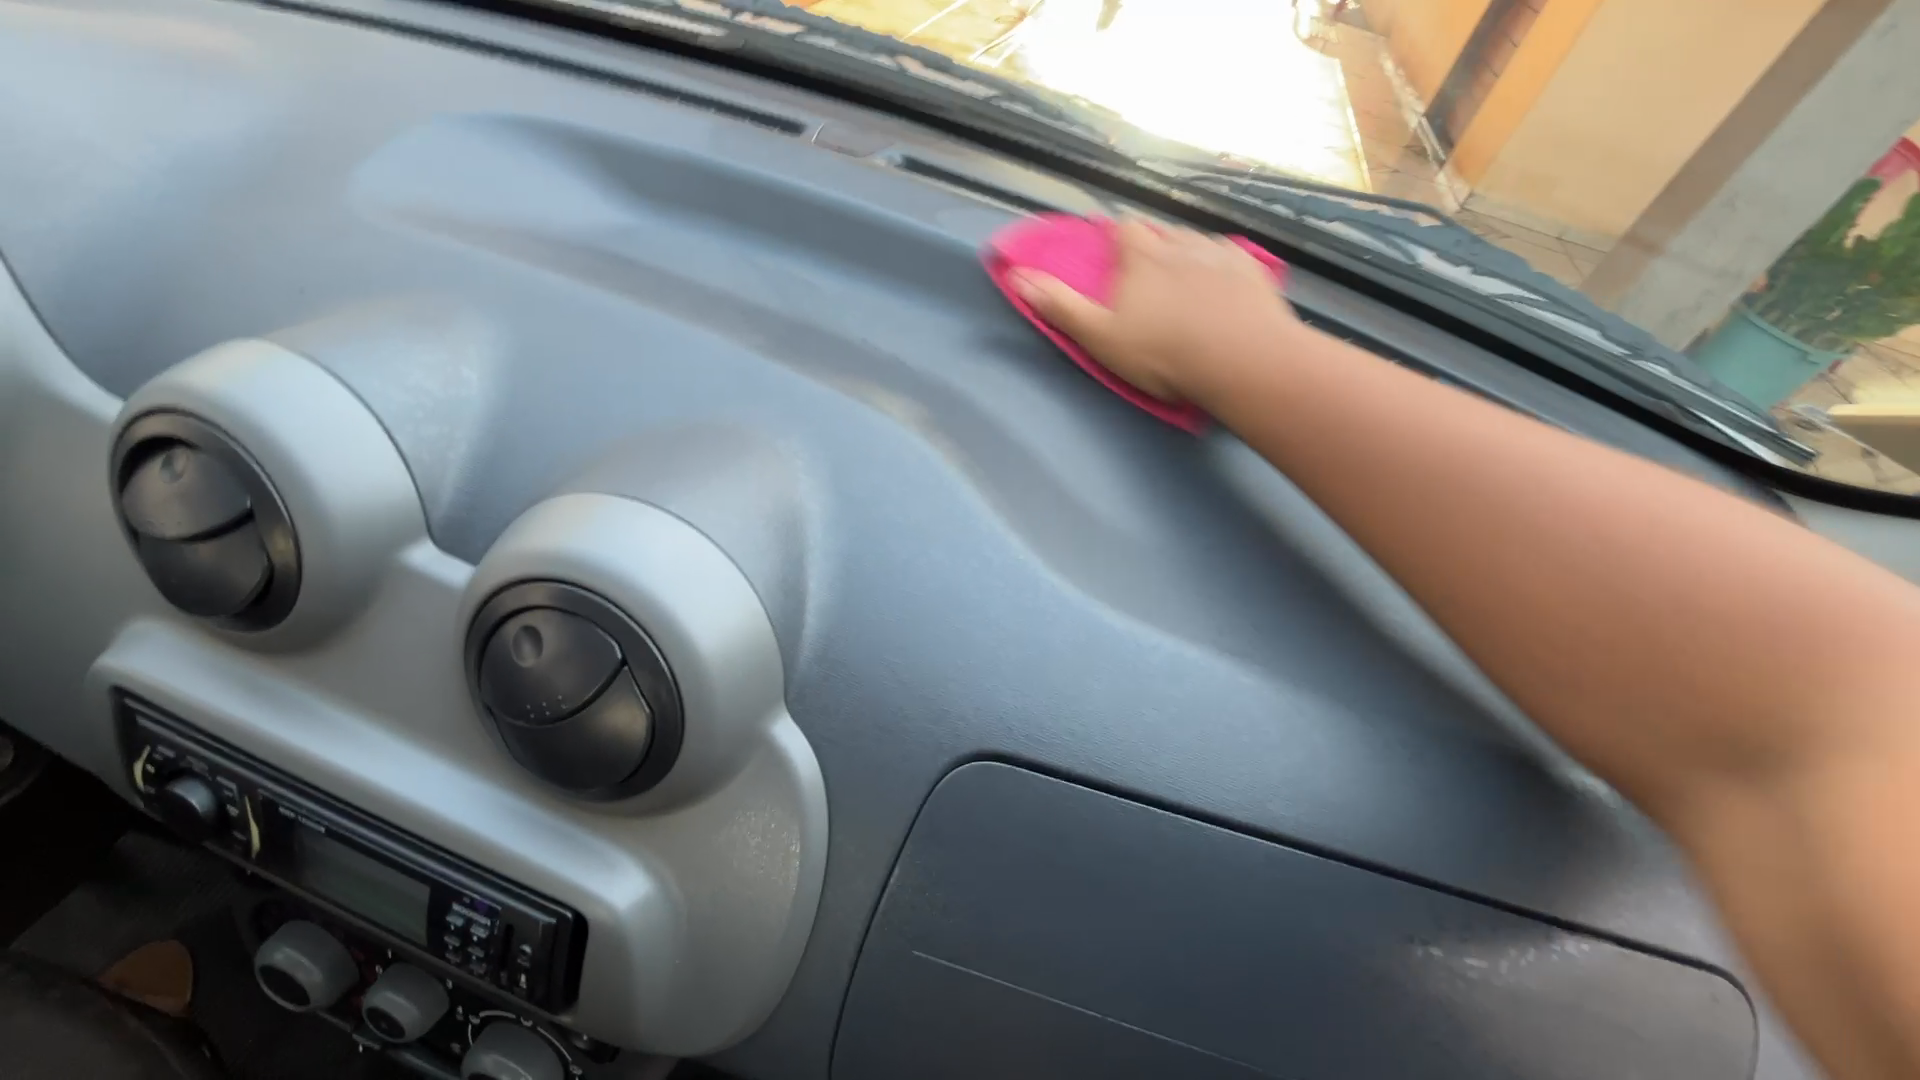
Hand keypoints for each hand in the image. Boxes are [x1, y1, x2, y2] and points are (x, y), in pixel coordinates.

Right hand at [1010, 219, 1302, 408]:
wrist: (1242, 361)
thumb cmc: (1163, 352)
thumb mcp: (1100, 337)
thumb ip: (1061, 306)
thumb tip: (1016, 276)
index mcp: (1141, 255)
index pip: (1124, 228)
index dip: (1118, 240)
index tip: (1116, 260)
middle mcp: (1181, 242)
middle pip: (1161, 231)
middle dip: (1154, 247)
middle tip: (1150, 279)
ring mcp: (1221, 253)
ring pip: (1196, 242)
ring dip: (1188, 256)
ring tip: (1188, 286)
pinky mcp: (1253, 270)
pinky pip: (1233, 258)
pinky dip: (1224, 269)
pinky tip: (1225, 291)